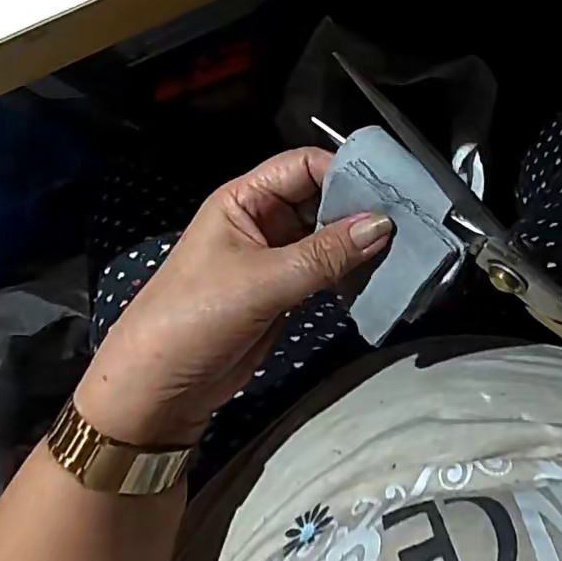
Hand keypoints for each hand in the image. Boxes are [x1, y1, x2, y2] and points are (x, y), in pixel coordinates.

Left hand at [74, 149, 392, 446]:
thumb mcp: (261, 282)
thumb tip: (383, 224)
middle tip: (404, 217)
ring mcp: (278, 253)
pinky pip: (329, 264)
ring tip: (402, 244)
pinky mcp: (288, 285)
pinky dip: (353, 266)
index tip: (386, 188)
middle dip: (360, 205)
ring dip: (360, 238)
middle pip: (323, 196)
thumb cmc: (193, 319)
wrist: (156, 395)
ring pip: (330, 232)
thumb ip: (325, 253)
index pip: (305, 165)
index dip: (344, 171)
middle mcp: (264, 218)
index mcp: (246, 199)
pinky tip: (379, 270)